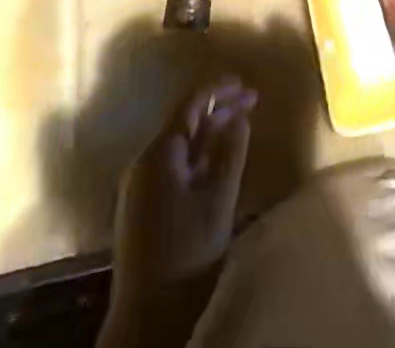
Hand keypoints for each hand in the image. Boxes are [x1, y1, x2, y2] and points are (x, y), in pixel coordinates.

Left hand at [109, 76, 255, 299]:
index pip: (189, 105)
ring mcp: (142, 185)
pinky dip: (200, 153)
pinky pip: (175, 164)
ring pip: (181, 144)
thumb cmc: (187, 252)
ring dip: (211, 130)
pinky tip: (219, 157)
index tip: (244, 80)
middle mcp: (144, 162)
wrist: (148, 314)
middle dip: (219, 108)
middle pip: (184, 122)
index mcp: (158, 155)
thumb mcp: (218, 200)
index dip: (217, 89)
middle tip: (253, 99)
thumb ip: (231, 153)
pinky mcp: (145, 204)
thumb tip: (239, 117)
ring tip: (241, 121)